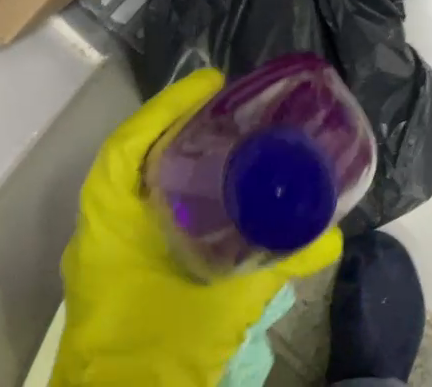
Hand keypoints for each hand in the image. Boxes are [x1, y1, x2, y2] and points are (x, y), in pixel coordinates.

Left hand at [53, 70, 342, 386]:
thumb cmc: (161, 347)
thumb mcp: (223, 305)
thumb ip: (276, 264)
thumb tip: (330, 234)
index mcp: (108, 221)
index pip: (128, 144)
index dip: (166, 107)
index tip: (210, 85)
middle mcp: (101, 229)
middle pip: (136, 158)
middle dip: (178, 127)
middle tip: (228, 109)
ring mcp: (106, 253)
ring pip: (139, 187)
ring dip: (175, 159)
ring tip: (225, 140)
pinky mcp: (120, 275)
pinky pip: (145, 216)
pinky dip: (175, 195)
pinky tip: (213, 197)